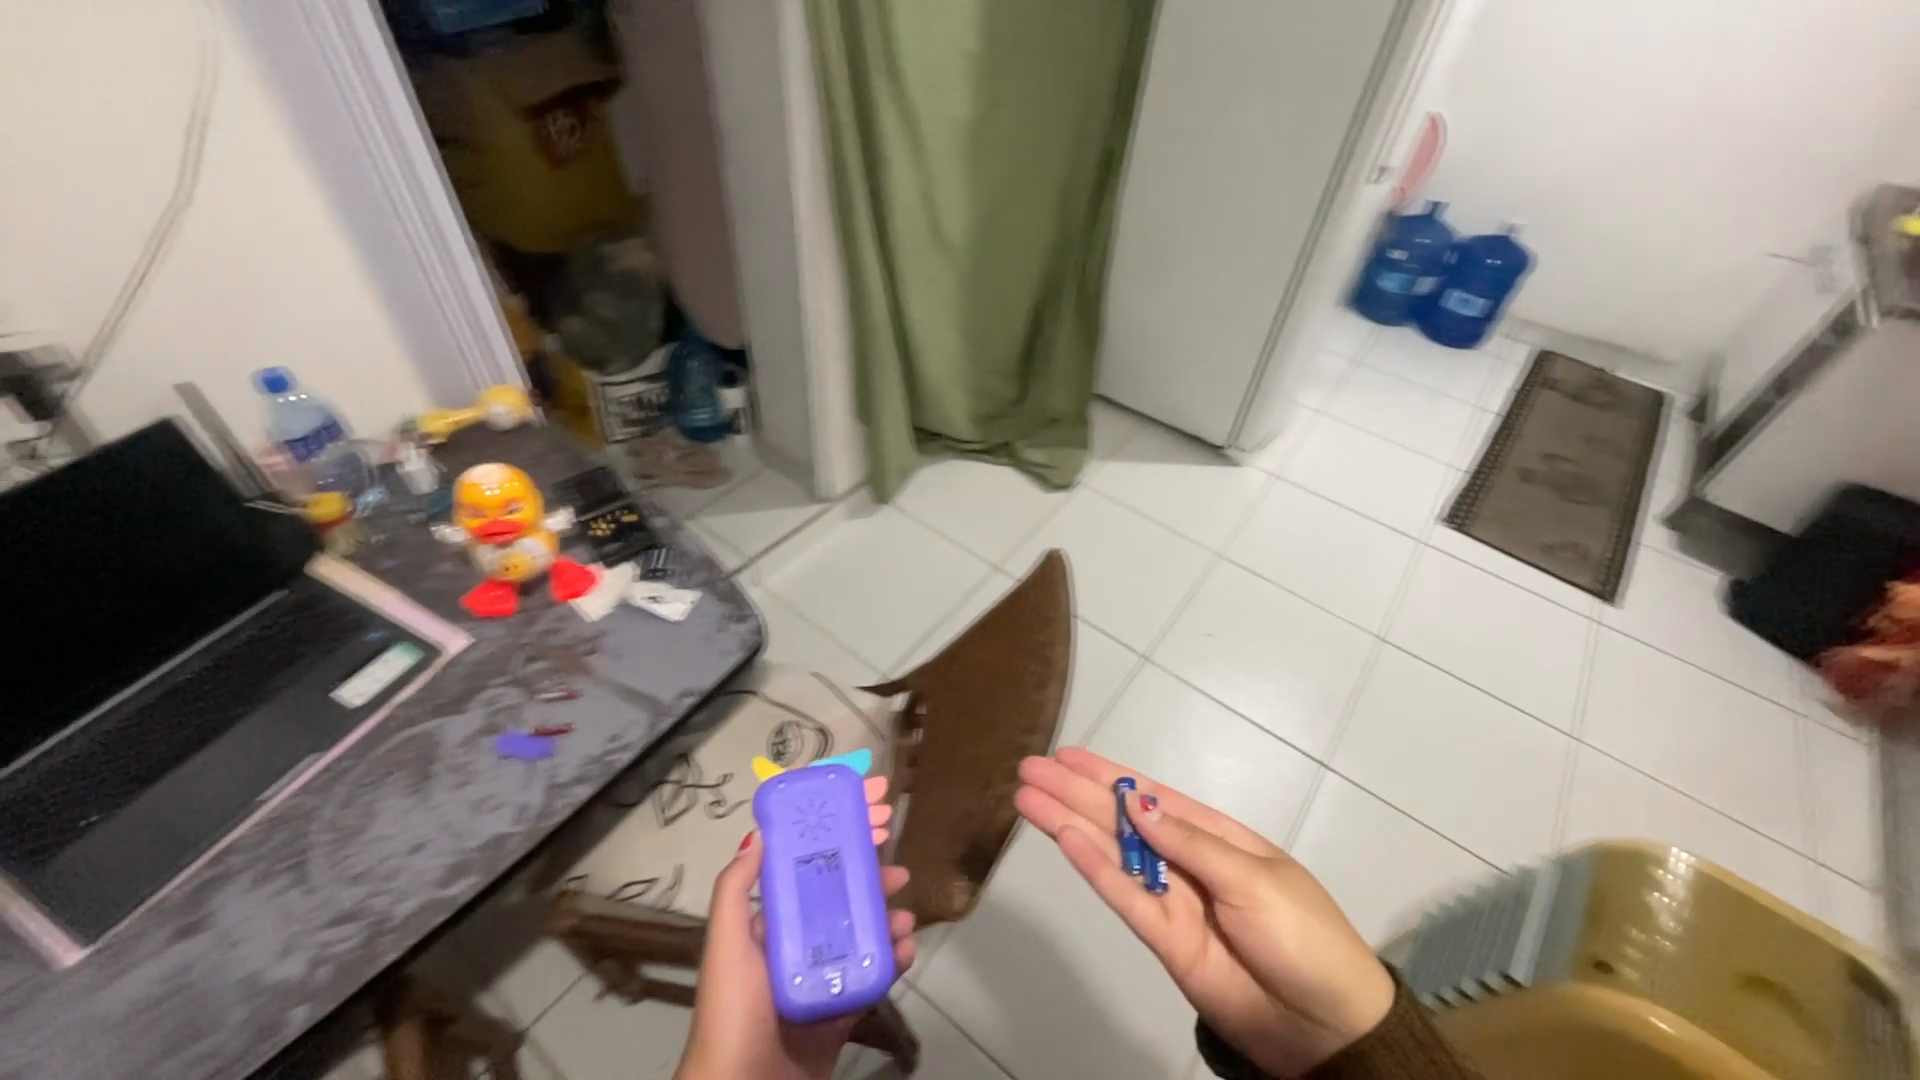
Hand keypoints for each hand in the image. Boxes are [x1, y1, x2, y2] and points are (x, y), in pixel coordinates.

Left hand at [675, 776, 917, 1079]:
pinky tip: (904, 948)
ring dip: (887, 915)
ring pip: (864, 930)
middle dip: (870, 871)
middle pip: (842, 894)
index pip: (807, 865)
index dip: (836, 835)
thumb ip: (736, 888)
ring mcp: (824, 973)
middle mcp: (799, 940)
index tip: (866, 810)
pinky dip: (892, 957)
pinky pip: (874, 972)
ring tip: (904, 913)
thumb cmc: (734, 1008)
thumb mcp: (726, 942)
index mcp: (771, 921)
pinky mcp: (842, 1005)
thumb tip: (757, 831)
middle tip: (897, 858)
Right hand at [1015, 748, 1394, 1076]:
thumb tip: (1136, 801)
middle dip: (1075, 793)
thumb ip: (1188, 842)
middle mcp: (1184, 862)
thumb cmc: (1303, 935)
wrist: (1326, 1026)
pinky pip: (1122, 897)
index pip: (1152, 796)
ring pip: (1110, 853)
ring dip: (1070, 825)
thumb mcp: (1253, 877)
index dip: (1108, 775)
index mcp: (1215, 837)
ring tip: (1028, 799)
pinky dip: (1093, 869)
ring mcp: (1170, 900)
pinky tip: (1063, 839)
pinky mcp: (1161, 941)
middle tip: (1028, 771)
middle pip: (1120, 820)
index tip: (1066, 756)